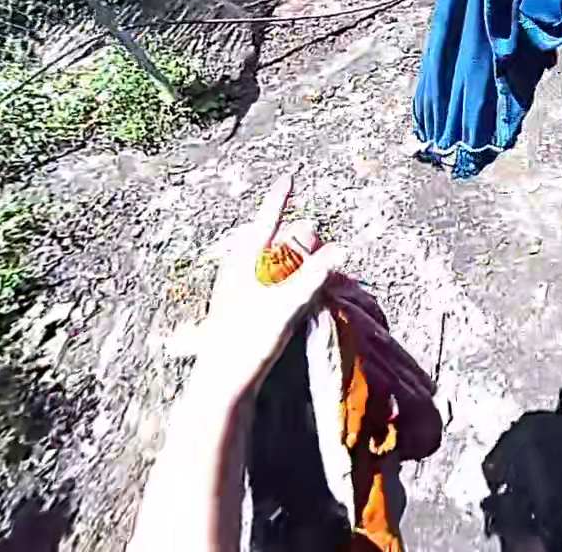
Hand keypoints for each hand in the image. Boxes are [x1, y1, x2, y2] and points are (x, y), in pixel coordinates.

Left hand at [189, 173, 345, 403]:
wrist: (220, 385)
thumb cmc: (248, 340)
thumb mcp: (286, 304)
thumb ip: (314, 275)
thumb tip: (341, 248)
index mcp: (244, 259)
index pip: (267, 218)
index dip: (281, 197)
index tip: (289, 176)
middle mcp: (239, 267)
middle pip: (272, 240)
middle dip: (296, 239)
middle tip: (319, 250)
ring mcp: (238, 287)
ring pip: (270, 262)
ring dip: (293, 263)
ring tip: (313, 273)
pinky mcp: (241, 305)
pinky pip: (268, 280)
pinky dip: (286, 279)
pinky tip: (297, 294)